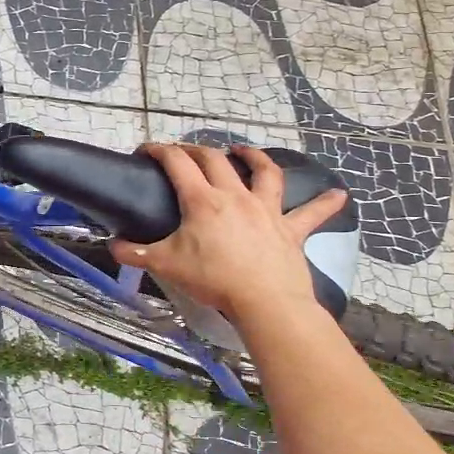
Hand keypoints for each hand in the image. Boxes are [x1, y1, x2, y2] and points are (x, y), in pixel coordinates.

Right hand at [110, 144, 347, 327]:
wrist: (267, 303)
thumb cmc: (212, 279)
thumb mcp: (161, 264)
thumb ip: (131, 252)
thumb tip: (112, 245)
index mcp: (201, 200)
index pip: (176, 162)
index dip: (157, 150)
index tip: (144, 151)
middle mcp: (235, 196)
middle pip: (214, 160)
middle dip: (194, 149)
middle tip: (181, 152)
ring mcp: (267, 211)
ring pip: (265, 173)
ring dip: (253, 157)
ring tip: (242, 150)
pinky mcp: (291, 230)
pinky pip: (313, 214)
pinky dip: (327, 203)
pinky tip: (340, 194)